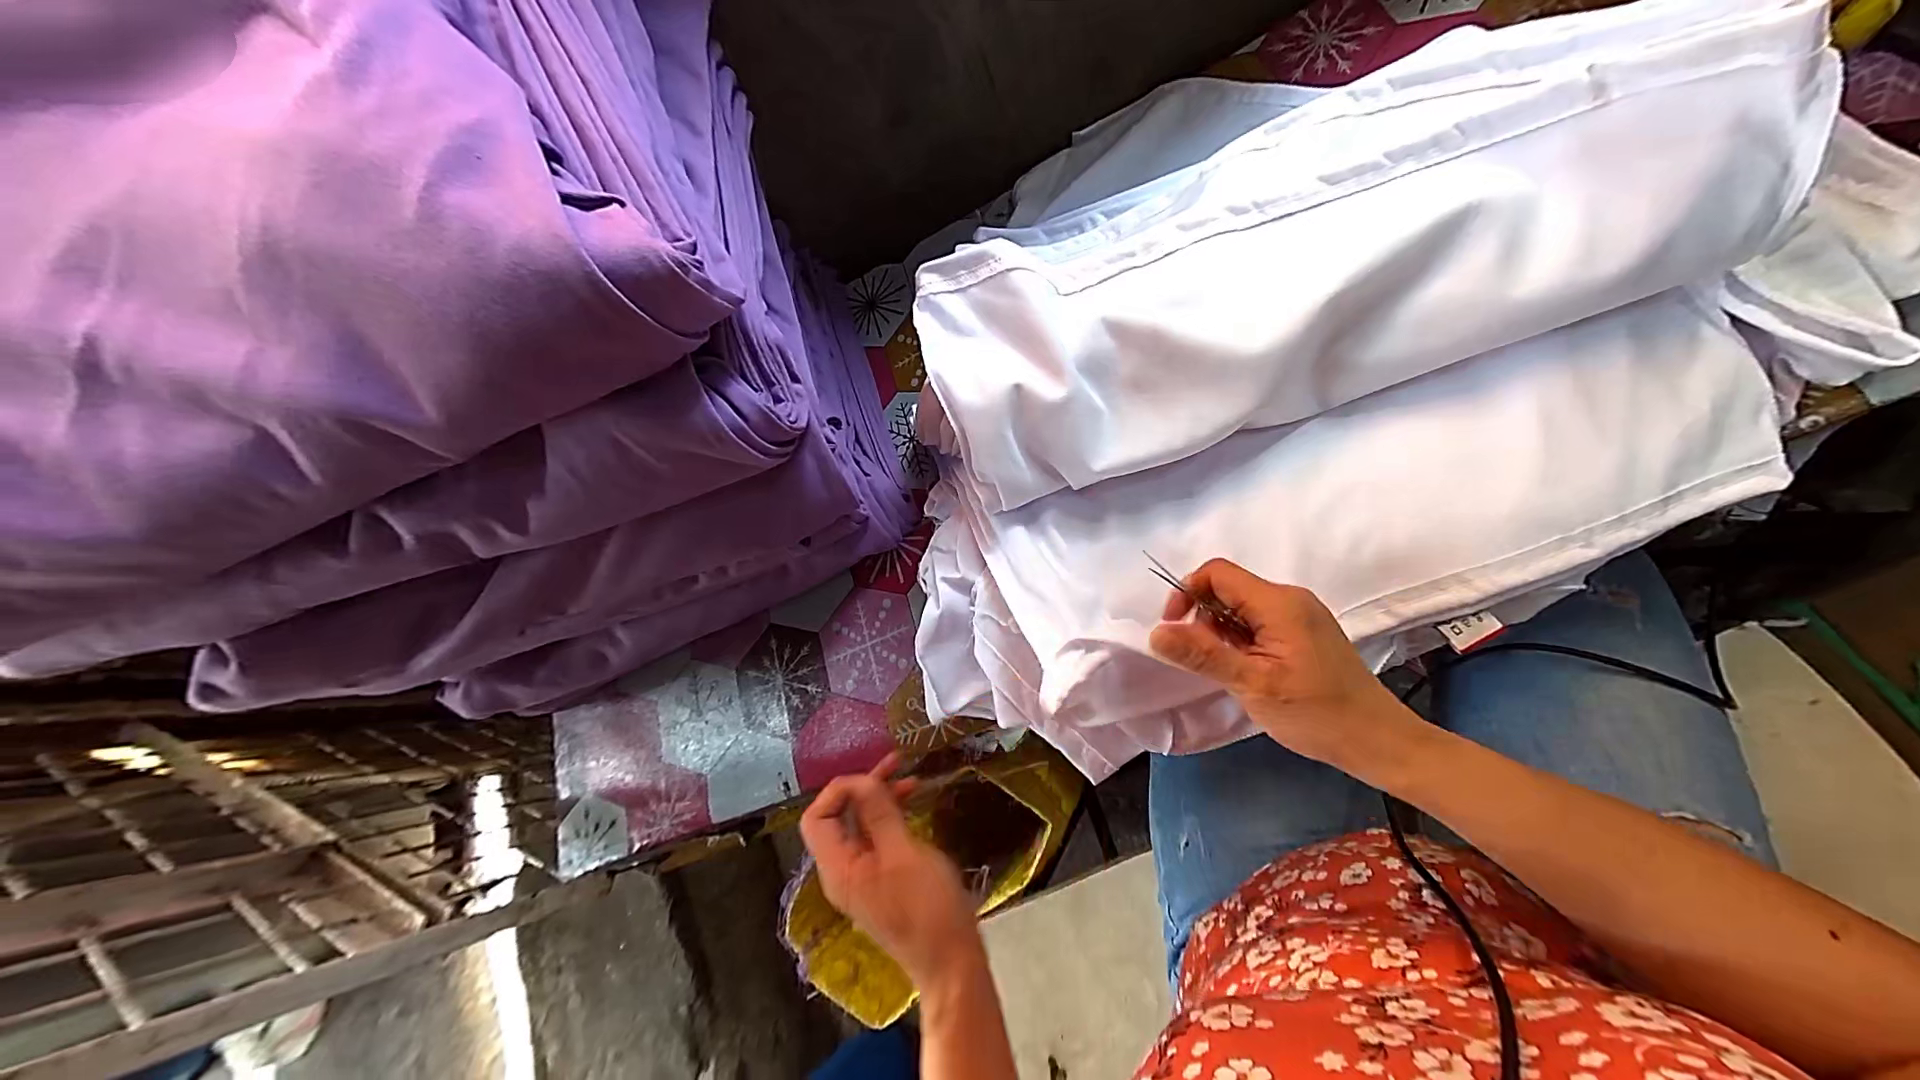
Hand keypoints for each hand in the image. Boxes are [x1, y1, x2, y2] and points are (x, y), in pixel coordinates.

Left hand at [799, 754, 983, 985]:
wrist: (952, 961)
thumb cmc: (928, 908)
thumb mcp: (904, 853)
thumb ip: (879, 813)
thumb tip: (861, 781)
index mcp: (838, 868)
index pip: (817, 817)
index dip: (839, 790)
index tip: (874, 777)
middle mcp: (843, 870)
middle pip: (839, 817)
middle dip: (864, 786)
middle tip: (895, 763)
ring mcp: (863, 876)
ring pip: (861, 825)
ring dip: (881, 798)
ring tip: (909, 776)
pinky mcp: (883, 878)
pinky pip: (878, 838)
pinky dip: (891, 816)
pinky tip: (913, 803)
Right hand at [1149, 558, 1428, 776]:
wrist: (1378, 741)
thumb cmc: (1316, 713)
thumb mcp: (1252, 684)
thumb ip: (1202, 654)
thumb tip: (1156, 633)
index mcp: (1278, 602)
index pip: (1216, 573)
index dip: (1186, 592)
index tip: (1175, 631)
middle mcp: (1289, 599)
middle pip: (1227, 588)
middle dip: (1203, 618)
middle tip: (1206, 661)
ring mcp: (1299, 615)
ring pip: (1240, 607)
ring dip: (1221, 633)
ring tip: (1231, 672)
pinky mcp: (1303, 633)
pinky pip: (1257, 622)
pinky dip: (1240, 641)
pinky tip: (1247, 671)